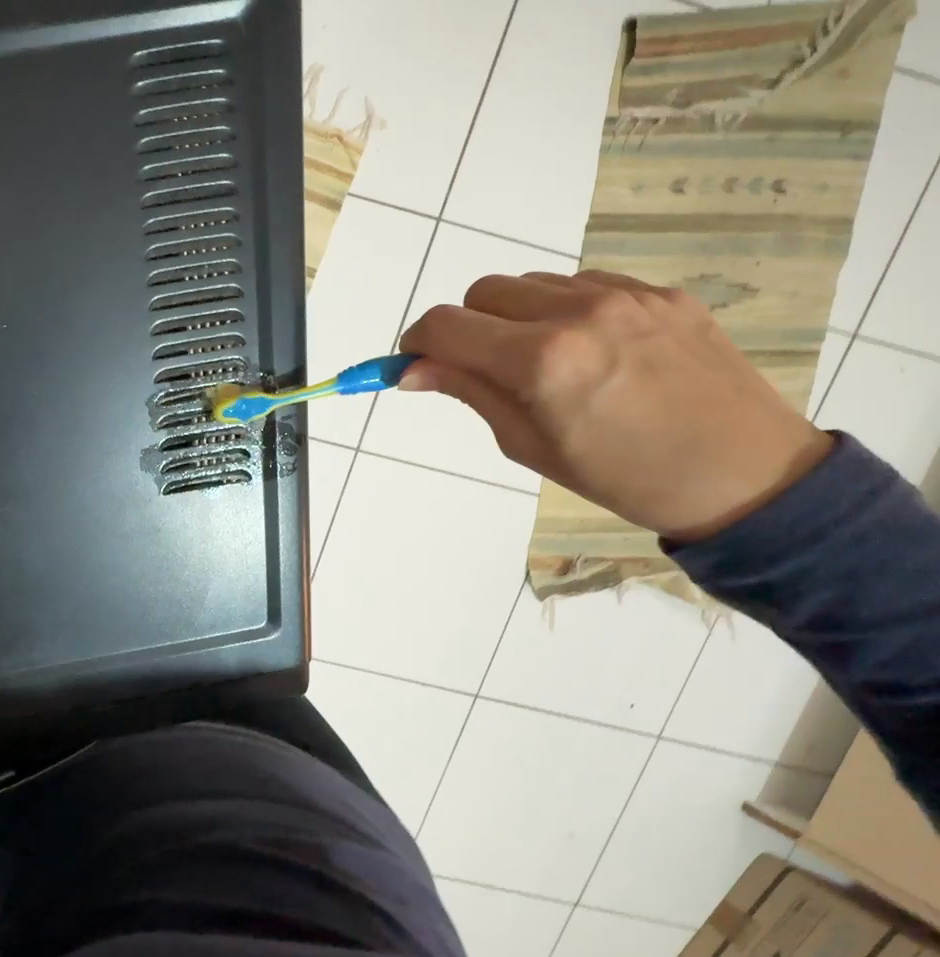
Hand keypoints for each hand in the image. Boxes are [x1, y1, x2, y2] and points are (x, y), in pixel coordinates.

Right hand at [398, 270, 833, 542]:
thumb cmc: (619, 475)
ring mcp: (625, 295)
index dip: (417, 344)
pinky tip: (587, 349)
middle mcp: (578, 312)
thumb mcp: (527, 444)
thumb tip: (413, 370)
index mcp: (540, 360)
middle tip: (480, 369)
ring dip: (514, 315)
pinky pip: (584, 283)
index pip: (445, 326)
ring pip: (532, 283)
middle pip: (482, 292)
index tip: (416, 366)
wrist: (741, 471)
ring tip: (541, 362)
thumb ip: (470, 392)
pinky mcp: (662, 292)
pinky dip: (563, 308)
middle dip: (466, 327)